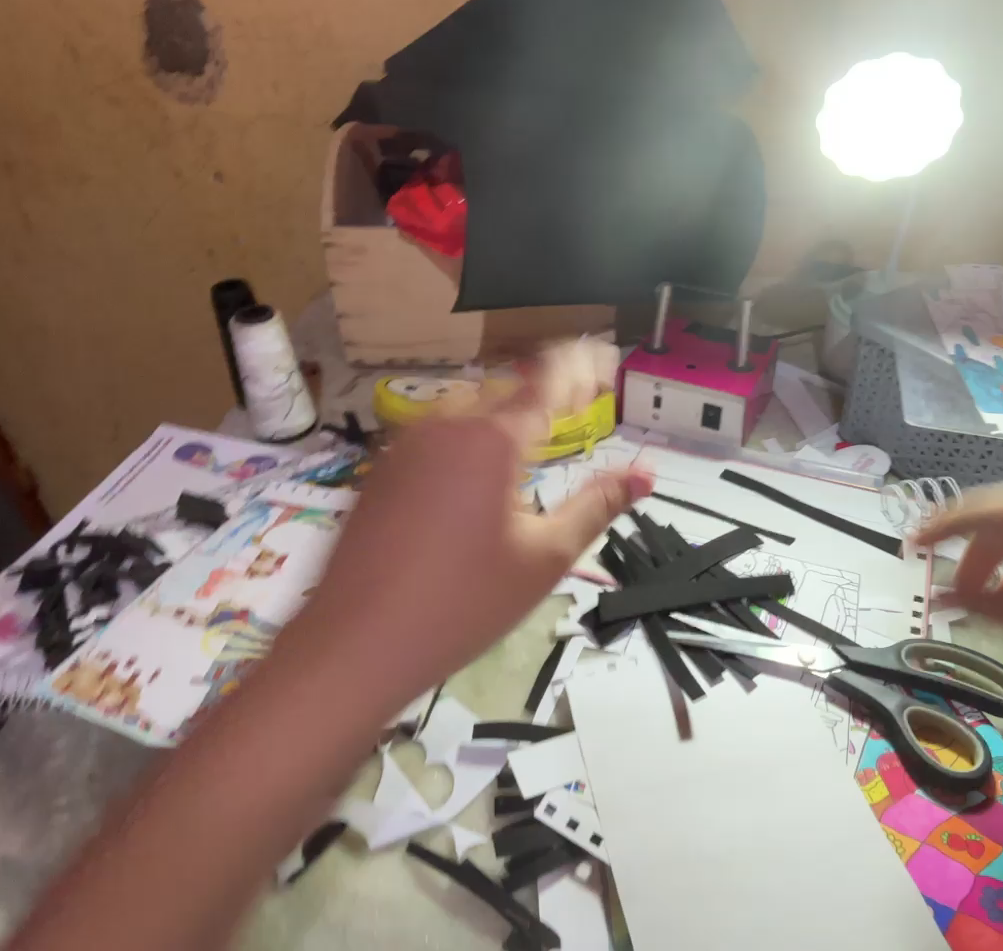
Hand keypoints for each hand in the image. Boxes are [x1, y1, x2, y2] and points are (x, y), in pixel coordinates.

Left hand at [287, 340, 649, 701]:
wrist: (357, 643)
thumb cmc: (463, 603)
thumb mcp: (544, 558)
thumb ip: (597, 506)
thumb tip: (645, 475)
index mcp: (492, 439)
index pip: (548, 378)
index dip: (581, 364)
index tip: (606, 360)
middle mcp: (445, 426)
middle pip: (505, 389)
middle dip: (544, 391)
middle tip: (577, 406)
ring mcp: (404, 446)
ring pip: (465, 408)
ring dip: (502, 412)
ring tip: (529, 439)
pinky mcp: (380, 471)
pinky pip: (433, 434)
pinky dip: (465, 436)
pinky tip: (472, 476)